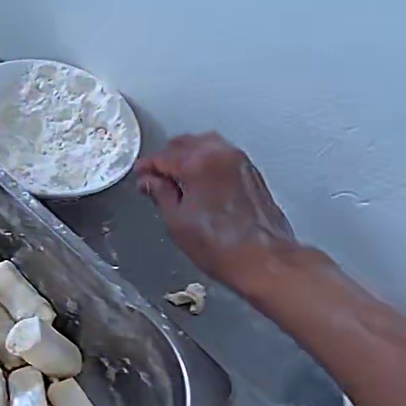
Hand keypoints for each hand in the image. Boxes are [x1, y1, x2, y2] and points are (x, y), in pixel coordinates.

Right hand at [135, 133, 299, 288]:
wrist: (264, 260)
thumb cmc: (223, 247)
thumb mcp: (177, 222)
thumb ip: (161, 194)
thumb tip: (151, 182)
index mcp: (198, 162)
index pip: (164, 155)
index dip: (148, 166)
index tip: (141, 175)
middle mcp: (221, 154)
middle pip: (185, 145)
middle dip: (168, 159)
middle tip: (156, 179)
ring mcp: (239, 161)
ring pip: (206, 146)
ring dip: (189, 157)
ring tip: (178, 180)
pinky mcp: (252, 172)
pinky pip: (223, 157)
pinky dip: (208, 163)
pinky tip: (201, 183)